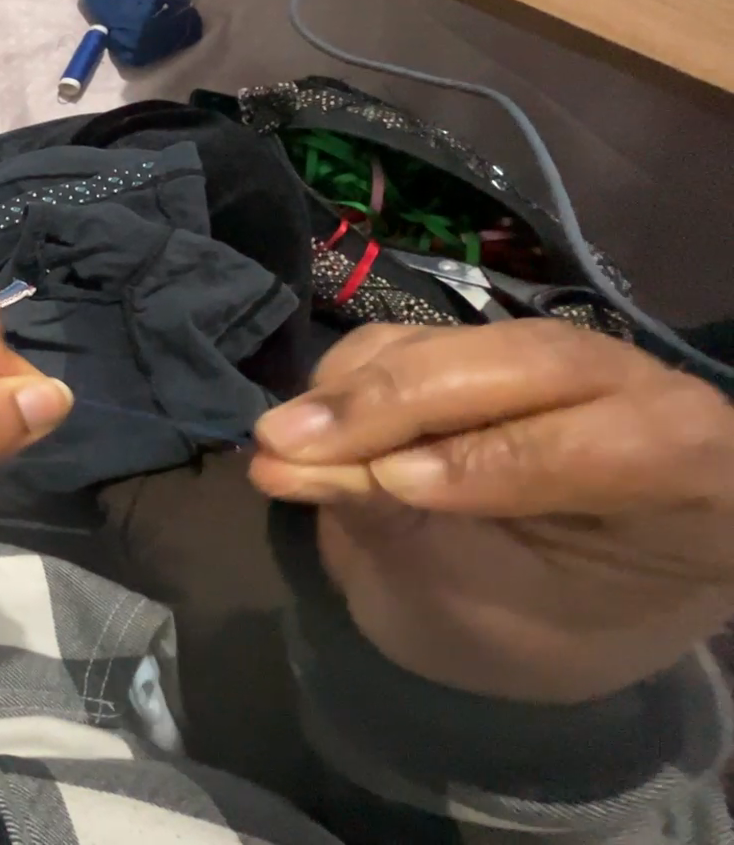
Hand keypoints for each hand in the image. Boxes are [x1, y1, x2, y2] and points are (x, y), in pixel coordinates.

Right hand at [251, 320, 733, 702]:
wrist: (478, 610)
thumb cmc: (500, 626)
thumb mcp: (454, 599)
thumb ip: (384, 520)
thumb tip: (276, 465)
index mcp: (703, 490)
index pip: (644, 439)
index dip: (515, 454)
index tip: (396, 485)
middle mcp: (631, 401)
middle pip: (531, 362)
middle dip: (401, 401)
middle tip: (291, 440)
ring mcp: (533, 367)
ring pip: (446, 342)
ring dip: (351, 391)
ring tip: (277, 441)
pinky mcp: (448, 352)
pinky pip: (383, 344)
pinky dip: (330, 384)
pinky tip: (301, 432)